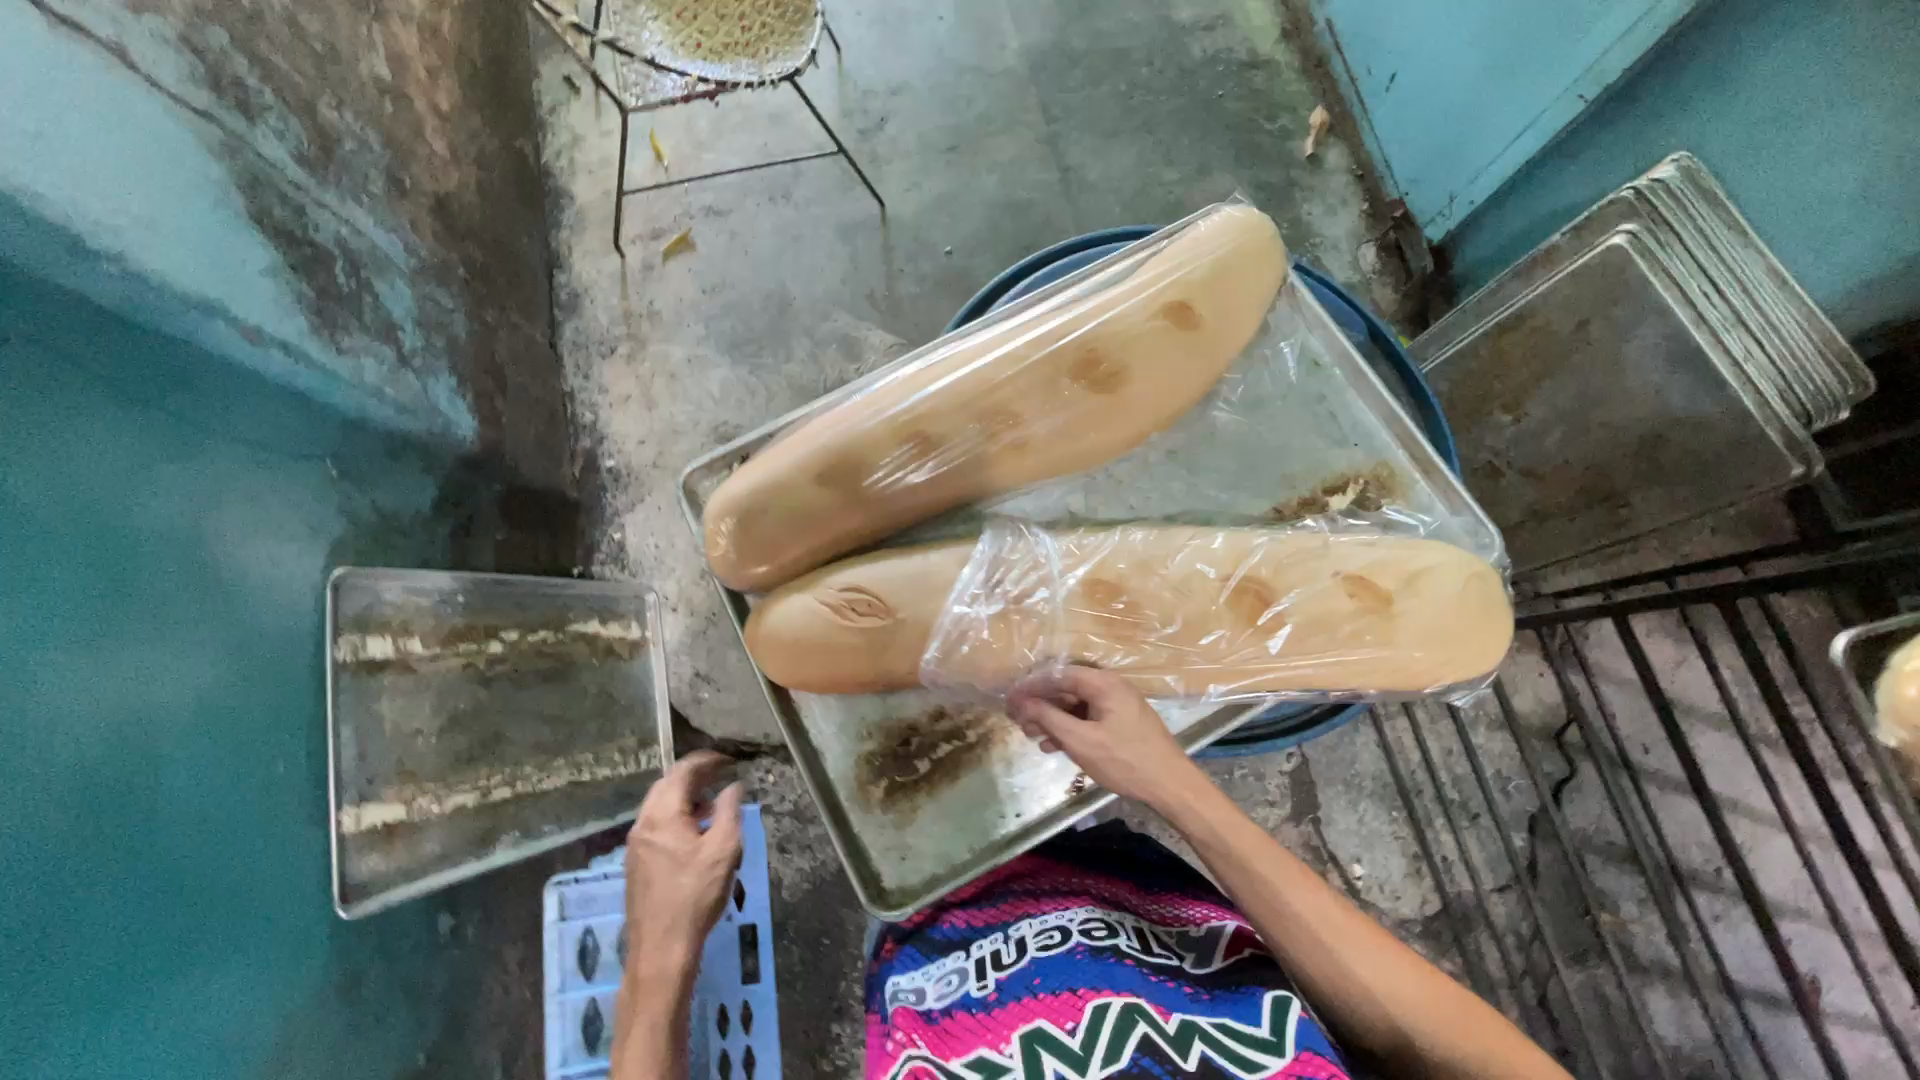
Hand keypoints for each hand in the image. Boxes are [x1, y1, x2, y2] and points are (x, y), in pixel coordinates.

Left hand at [624, 751, 742, 979]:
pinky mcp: (636, 862)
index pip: (682, 772)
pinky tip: (694, 831)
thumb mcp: (724, 850)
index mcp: (662, 815)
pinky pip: (656, 824)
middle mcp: (643, 824)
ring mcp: (636, 845)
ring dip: (685, 796)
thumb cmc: (696, 895)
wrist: (661, 948)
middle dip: (694, 776)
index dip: (706, 761)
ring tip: (712, 802)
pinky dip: (676, 815)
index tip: (729, 760)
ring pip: (659, 805)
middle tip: (721, 775)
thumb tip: (733, 787)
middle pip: (666, 785)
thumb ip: (729, 811)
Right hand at [1007, 666, 1205, 808]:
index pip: (1058, 674)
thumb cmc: (1125, 760)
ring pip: (1076, 706)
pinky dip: (1069, 729)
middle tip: (1018, 723)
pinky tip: (1053, 746)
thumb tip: (1023, 702)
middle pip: (1066, 689)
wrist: (1170, 786)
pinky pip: (1088, 718)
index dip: (1031, 687)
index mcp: (1103, 683)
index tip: (1009, 700)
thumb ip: (1049, 718)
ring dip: (1052, 720)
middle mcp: (1111, 687)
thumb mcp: (1081, 741)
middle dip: (1040, 705)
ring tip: (1032, 737)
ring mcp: (1118, 705)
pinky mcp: (1121, 723)